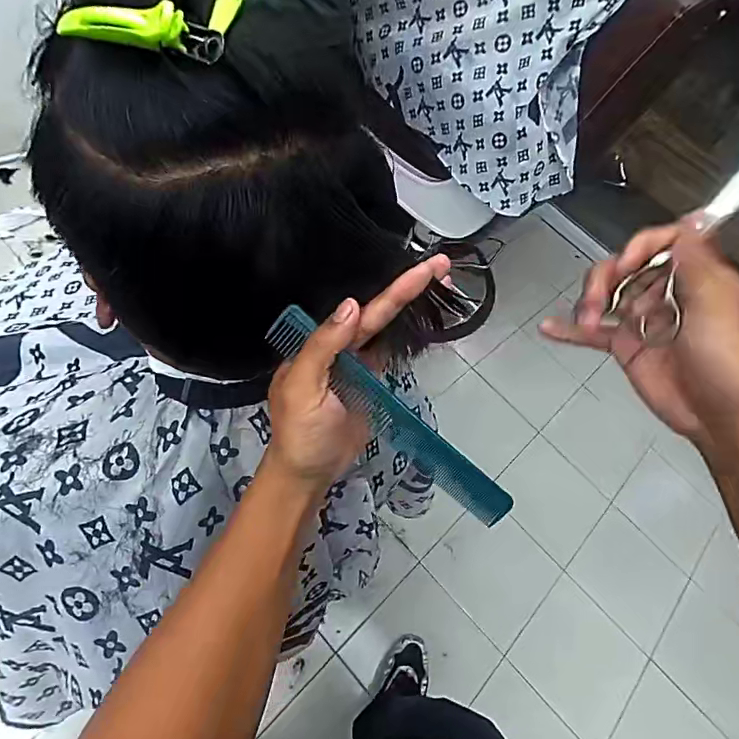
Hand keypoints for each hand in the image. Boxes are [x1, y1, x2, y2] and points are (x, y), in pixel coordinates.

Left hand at [264, 255, 450, 485]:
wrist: (308, 472)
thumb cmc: (298, 433)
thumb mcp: (302, 388)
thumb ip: (323, 347)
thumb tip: (351, 306)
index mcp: (322, 344)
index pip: (362, 310)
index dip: (394, 290)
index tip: (421, 270)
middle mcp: (341, 347)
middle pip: (380, 312)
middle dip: (409, 288)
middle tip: (440, 266)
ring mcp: (358, 365)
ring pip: (387, 328)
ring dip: (410, 306)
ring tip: (439, 284)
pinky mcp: (370, 383)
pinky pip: (389, 352)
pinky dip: (405, 334)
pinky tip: (419, 319)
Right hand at [540, 220, 738, 441]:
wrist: (722, 415)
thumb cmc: (733, 363)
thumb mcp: (717, 299)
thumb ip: (696, 257)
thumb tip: (690, 220)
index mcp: (698, 276)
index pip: (664, 242)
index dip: (642, 245)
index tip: (628, 260)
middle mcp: (671, 294)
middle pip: (628, 266)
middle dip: (608, 275)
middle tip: (600, 295)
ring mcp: (648, 321)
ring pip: (608, 294)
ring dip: (589, 299)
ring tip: (585, 317)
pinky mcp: (630, 347)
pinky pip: (595, 333)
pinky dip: (572, 329)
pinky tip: (554, 326)